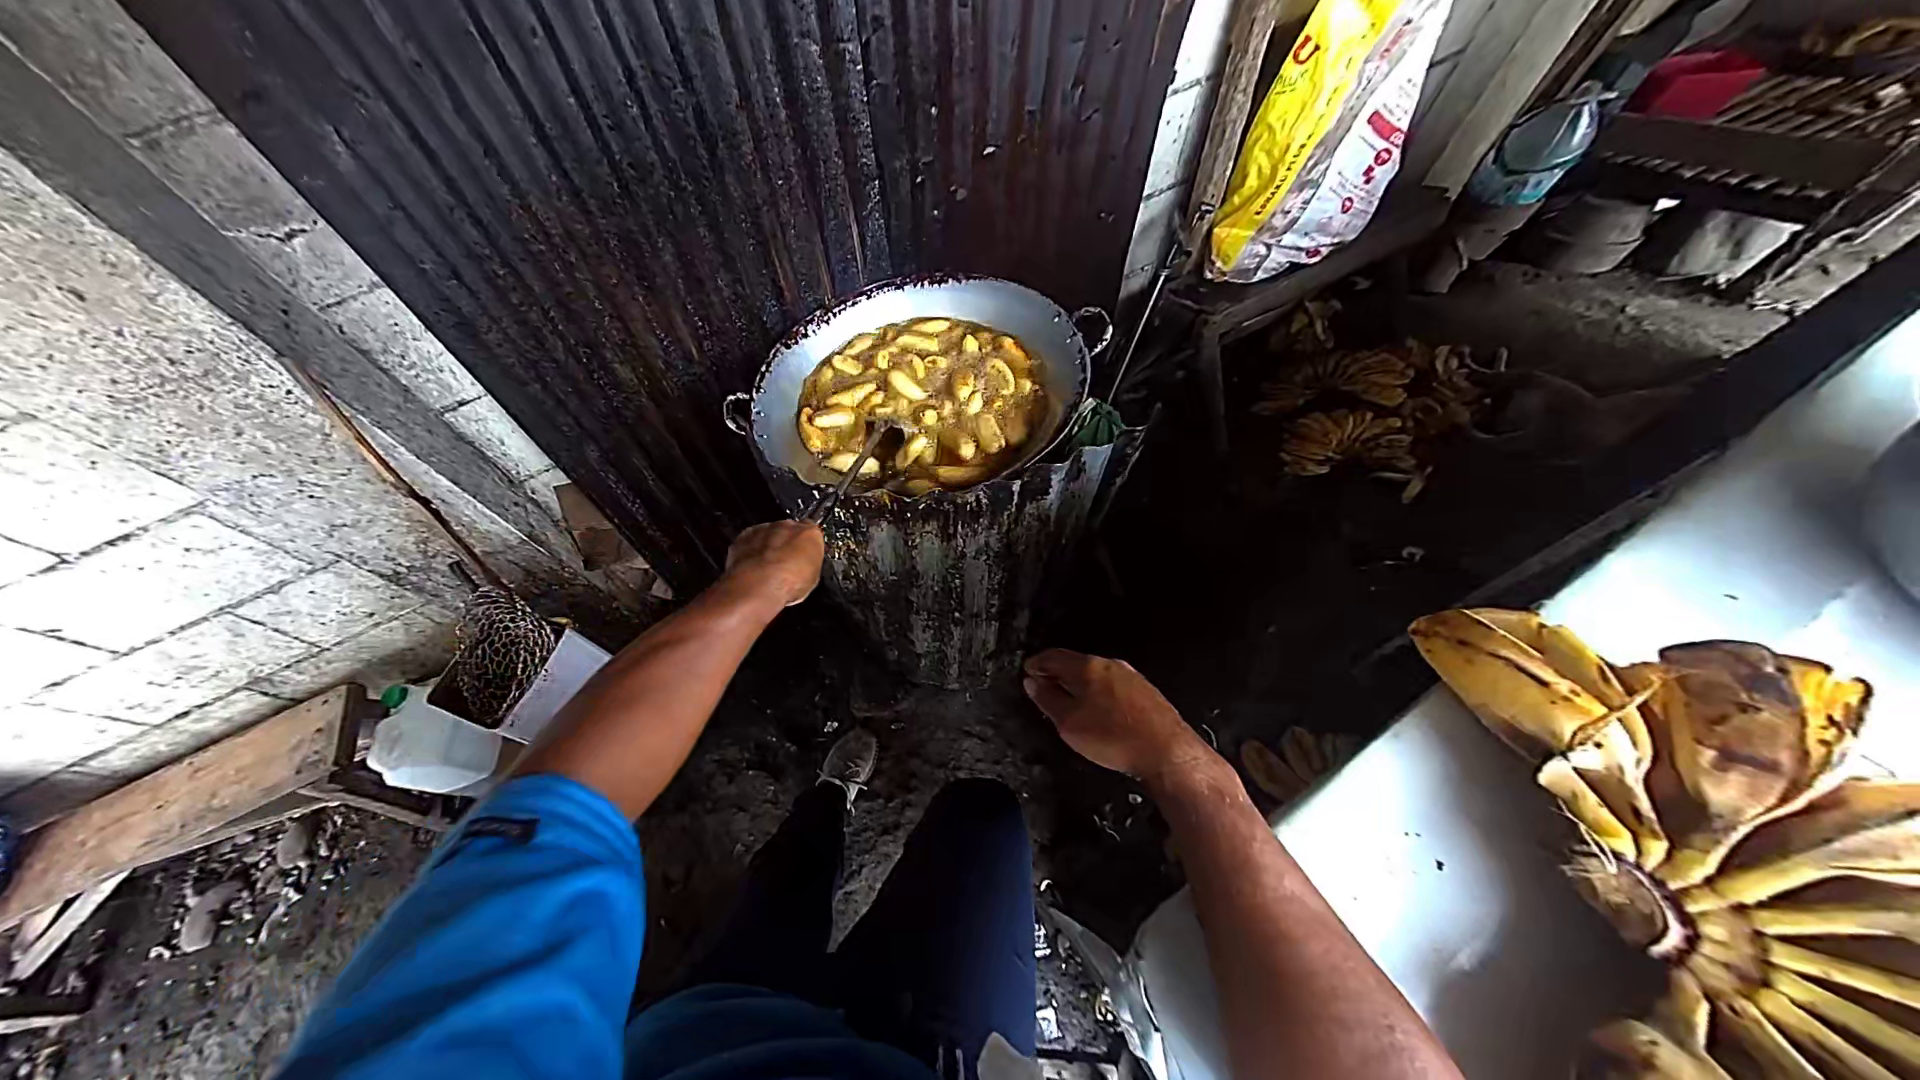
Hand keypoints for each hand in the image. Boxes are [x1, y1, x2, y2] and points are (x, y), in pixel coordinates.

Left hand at [723, 520, 824, 607]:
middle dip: (787, 545)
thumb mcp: (813, 579)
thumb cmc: (787, 583)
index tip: (805, 559)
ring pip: (769, 535)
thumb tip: (806, 568)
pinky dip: (751, 551)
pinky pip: (750, 541)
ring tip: (768, 570)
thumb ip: (810, 563)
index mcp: (810, 533)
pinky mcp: (744, 537)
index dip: (807, 548)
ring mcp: (765, 530)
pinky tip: (753, 568)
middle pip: (789, 532)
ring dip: (769, 547)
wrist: (758, 586)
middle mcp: (787, 526)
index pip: (812, 534)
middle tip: (786, 565)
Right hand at [1023, 649, 1216, 786]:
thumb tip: (1033, 683)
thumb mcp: (1069, 723)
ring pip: (1095, 673)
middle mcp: (1110, 664)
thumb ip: (1047, 699)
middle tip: (1043, 684)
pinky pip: (1111, 684)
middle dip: (1056, 672)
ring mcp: (1130, 676)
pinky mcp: (1144, 691)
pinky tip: (1097, 708)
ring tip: (1067, 698)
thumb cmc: (1115, 738)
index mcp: (1087, 667)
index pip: (1052, 656)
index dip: (1036, 663)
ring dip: (1077, 682)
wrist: (1167, 751)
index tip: (1028, 670)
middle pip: (1075, 662)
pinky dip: (1097, 690)